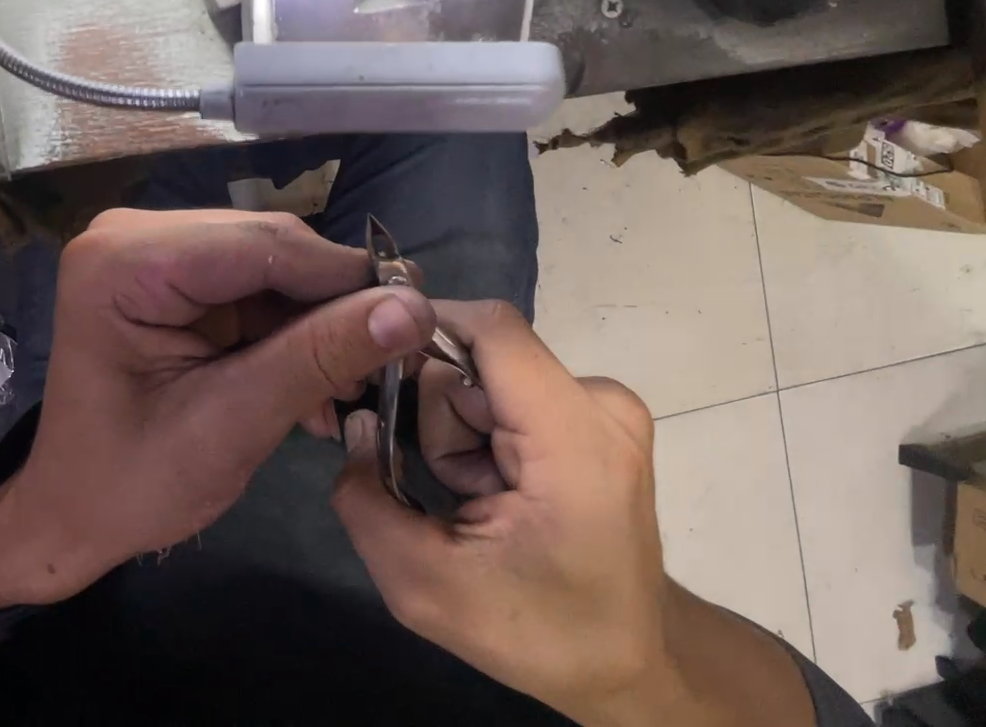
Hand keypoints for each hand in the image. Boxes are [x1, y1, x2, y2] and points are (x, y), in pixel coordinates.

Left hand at [0, 209, 435, 609]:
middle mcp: (134, 234)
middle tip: (390, 360)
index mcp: (127, 260)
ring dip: (317, 324)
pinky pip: (251, 288)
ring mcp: (151, 252)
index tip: (420, 316)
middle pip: (268, 246)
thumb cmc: (130, 484)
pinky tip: (314, 384)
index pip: (263, 243)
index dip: (347, 277)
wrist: (69, 514)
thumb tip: (416, 308)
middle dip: (332, 304)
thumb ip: (320, 357)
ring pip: (269, 266)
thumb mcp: (232, 424)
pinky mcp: (170, 277)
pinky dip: (289, 332)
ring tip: (351, 387)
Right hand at [333, 301, 814, 725]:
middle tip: (455, 488)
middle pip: (477, 360)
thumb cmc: (539, 630)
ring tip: (483, 496)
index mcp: (574, 439)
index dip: (424, 324)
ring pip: (487, 376)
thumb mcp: (424, 586)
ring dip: (461, 430)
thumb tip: (354, 422)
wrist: (631, 660)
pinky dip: (487, 432)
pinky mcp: (597, 412)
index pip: (492, 327)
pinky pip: (509, 390)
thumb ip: (366, 502)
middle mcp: (600, 402)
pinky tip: (501, 488)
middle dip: (441, 417)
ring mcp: (605, 404)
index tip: (373, 362)